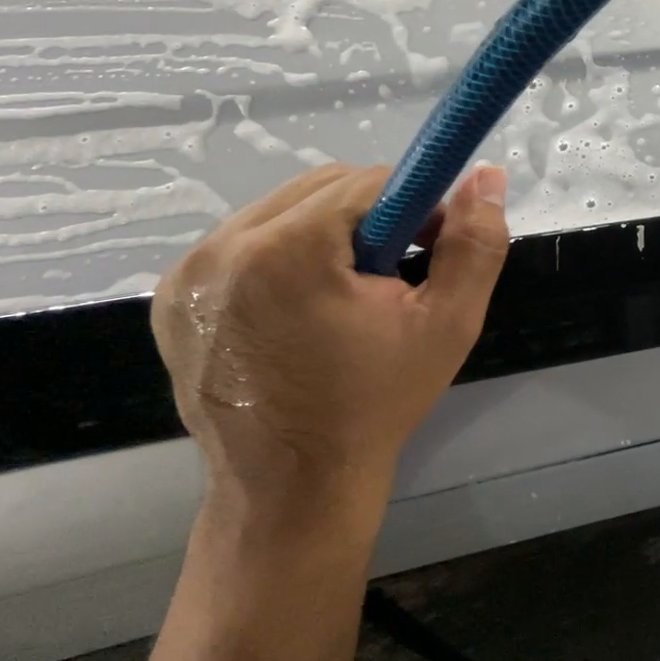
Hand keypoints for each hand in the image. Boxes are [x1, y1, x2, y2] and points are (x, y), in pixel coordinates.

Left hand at [151, 164, 509, 501]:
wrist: (293, 485)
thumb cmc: (377, 400)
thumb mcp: (450, 320)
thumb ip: (475, 242)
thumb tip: (487, 175)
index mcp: (284, 253)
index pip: (367, 182)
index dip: (415, 205)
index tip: (432, 248)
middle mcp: (221, 251)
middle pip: (323, 186)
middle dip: (376, 213)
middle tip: (402, 270)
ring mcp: (187, 275)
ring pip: (285, 208)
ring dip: (335, 229)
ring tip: (357, 290)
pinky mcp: (172, 298)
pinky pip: (249, 240)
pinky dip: (292, 251)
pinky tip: (312, 303)